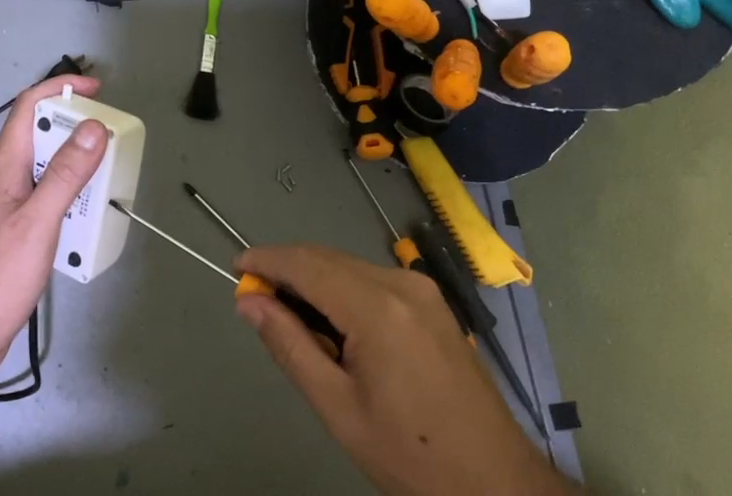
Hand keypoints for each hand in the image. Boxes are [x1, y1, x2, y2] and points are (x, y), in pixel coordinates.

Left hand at [0, 75, 109, 376]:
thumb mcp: (39, 221)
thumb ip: (67, 173)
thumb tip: (93, 126)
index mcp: (4, 165)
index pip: (29, 107)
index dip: (60, 88)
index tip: (96, 90)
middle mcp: (4, 178)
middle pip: (40, 135)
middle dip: (76, 128)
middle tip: (112, 138)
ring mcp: (7, 204)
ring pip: (46, 168)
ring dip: (76, 165)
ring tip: (107, 176)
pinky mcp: (14, 230)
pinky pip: (46, 198)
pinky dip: (70, 197)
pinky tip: (86, 217)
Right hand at [235, 245, 575, 495]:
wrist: (497, 484)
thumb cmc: (410, 453)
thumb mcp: (338, 407)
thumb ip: (289, 345)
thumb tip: (249, 301)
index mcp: (378, 308)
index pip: (307, 264)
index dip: (266, 261)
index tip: (235, 269)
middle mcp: (402, 285)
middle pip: (327, 258)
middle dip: (287, 271)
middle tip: (255, 302)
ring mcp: (423, 291)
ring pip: (349, 266)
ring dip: (313, 281)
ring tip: (292, 323)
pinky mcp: (434, 305)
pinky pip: (372, 281)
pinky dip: (341, 290)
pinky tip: (332, 326)